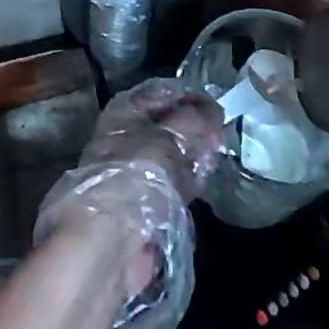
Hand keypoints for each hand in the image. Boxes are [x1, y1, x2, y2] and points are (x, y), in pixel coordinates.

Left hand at [80, 78, 226, 200]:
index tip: (217, 108)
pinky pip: (175, 181)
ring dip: (196, 156)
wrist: (111, 235)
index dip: (192, 97)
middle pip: (172, 124)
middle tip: (217, 139)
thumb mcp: (171, 133)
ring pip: (176, 154)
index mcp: (127, 110)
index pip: (165, 93)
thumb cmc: (137, 169)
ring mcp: (138, 168)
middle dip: (197, 130)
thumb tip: (214, 111)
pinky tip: (201, 182)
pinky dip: (189, 180)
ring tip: (209, 161)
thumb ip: (197, 118)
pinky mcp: (148, 198)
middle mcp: (129, 135)